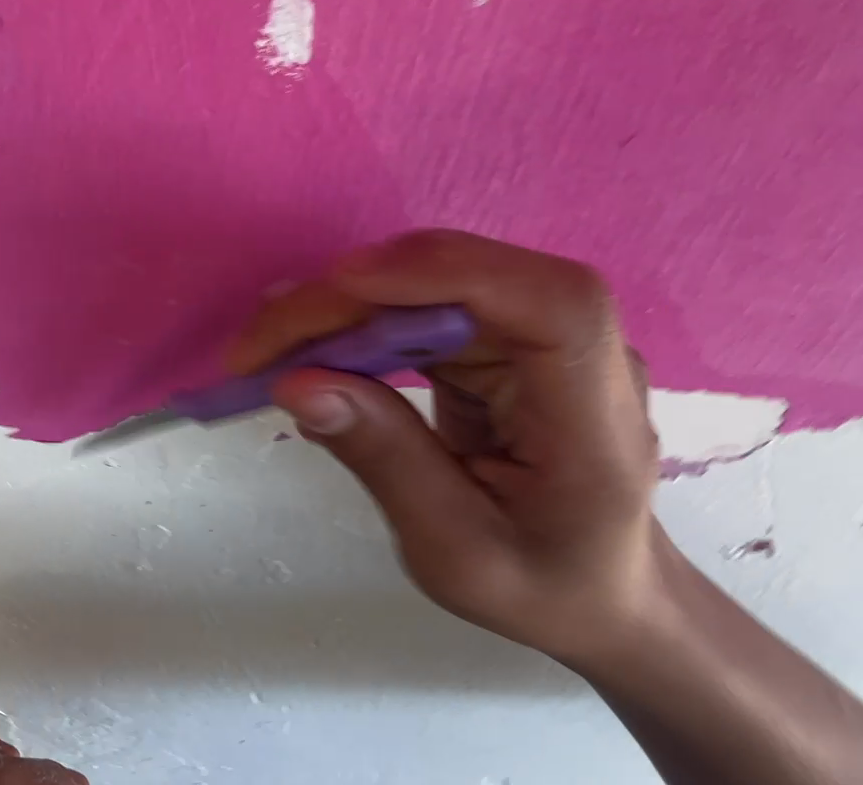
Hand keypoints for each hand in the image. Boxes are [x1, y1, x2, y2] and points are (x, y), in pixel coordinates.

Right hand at [230, 229, 661, 664]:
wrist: (601, 589)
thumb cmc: (543, 585)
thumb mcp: (456, 553)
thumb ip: (385, 461)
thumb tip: (296, 383)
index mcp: (596, 415)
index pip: (547, 303)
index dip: (446, 273)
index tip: (342, 287)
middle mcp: (577, 351)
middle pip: (464, 278)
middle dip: (352, 297)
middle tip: (261, 344)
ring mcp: (536, 335)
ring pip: (427, 281)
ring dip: (340, 306)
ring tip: (267, 345)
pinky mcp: (497, 336)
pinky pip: (415, 304)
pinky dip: (352, 320)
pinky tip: (304, 344)